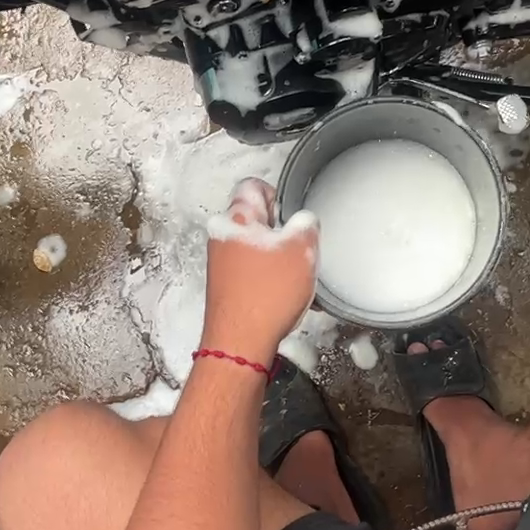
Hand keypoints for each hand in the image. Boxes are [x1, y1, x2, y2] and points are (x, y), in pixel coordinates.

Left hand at [199, 179, 318, 365]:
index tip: (292, 213)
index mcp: (236, 219)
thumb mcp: (302, 250)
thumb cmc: (266, 296)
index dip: (278, 195)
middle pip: (259, 220)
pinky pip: (255, 272)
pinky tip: (288, 297)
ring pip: (259, 248)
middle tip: (299, 249)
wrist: (241, 344)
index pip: (253, 185)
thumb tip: (304, 221)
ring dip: (281, 259)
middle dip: (284, 233)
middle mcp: (223, 237)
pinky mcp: (227, 286)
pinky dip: (273, 280)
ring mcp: (222, 263)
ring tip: (297, 279)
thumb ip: (307, 223)